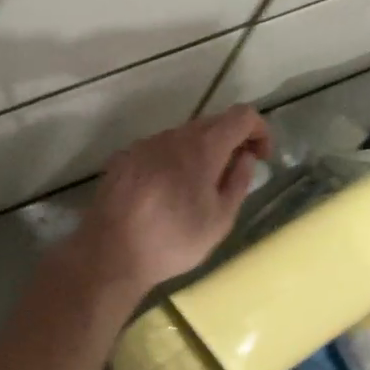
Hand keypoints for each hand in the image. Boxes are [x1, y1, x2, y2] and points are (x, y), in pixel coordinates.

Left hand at [75, 104, 271, 291]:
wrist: (109, 253)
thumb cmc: (172, 241)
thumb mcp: (219, 221)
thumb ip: (238, 183)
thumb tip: (245, 158)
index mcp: (202, 148)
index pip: (241, 116)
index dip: (259, 131)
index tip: (260, 158)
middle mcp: (172, 136)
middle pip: (211, 123)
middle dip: (230, 143)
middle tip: (233, 176)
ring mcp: (144, 145)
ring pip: (182, 138)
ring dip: (199, 154)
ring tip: (198, 190)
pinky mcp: (123, 159)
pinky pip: (158, 151)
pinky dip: (173, 163)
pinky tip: (166, 195)